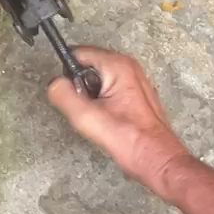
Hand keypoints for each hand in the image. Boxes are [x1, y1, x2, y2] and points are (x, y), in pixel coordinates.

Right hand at [46, 47, 191, 192]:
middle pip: (88, 66)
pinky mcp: (136, 94)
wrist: (158, 160)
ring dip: (91, 98)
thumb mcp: (86, 118)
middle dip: (80, 87)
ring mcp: (135, 80)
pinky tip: (109, 122)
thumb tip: (55, 84)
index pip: (78, 53)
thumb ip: (63, 95)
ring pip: (98, 80)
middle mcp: (129, 67)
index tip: (72, 95)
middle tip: (88, 110)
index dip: (67, 74)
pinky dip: (103, 103)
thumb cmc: (132, 140)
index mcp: (118, 65)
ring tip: (100, 118)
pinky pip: (109, 90)